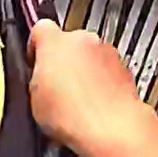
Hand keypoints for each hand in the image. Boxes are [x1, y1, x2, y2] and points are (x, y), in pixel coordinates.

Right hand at [27, 19, 149, 156]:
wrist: (109, 128)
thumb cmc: (71, 114)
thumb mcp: (33, 98)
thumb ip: (35, 77)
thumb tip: (38, 78)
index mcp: (54, 42)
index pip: (40, 28)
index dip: (36, 46)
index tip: (34, 61)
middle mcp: (84, 40)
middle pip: (67, 44)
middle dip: (61, 62)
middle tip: (53, 89)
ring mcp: (107, 52)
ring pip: (88, 57)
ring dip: (81, 73)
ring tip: (73, 103)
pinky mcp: (124, 68)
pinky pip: (106, 71)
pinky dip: (99, 84)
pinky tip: (90, 106)